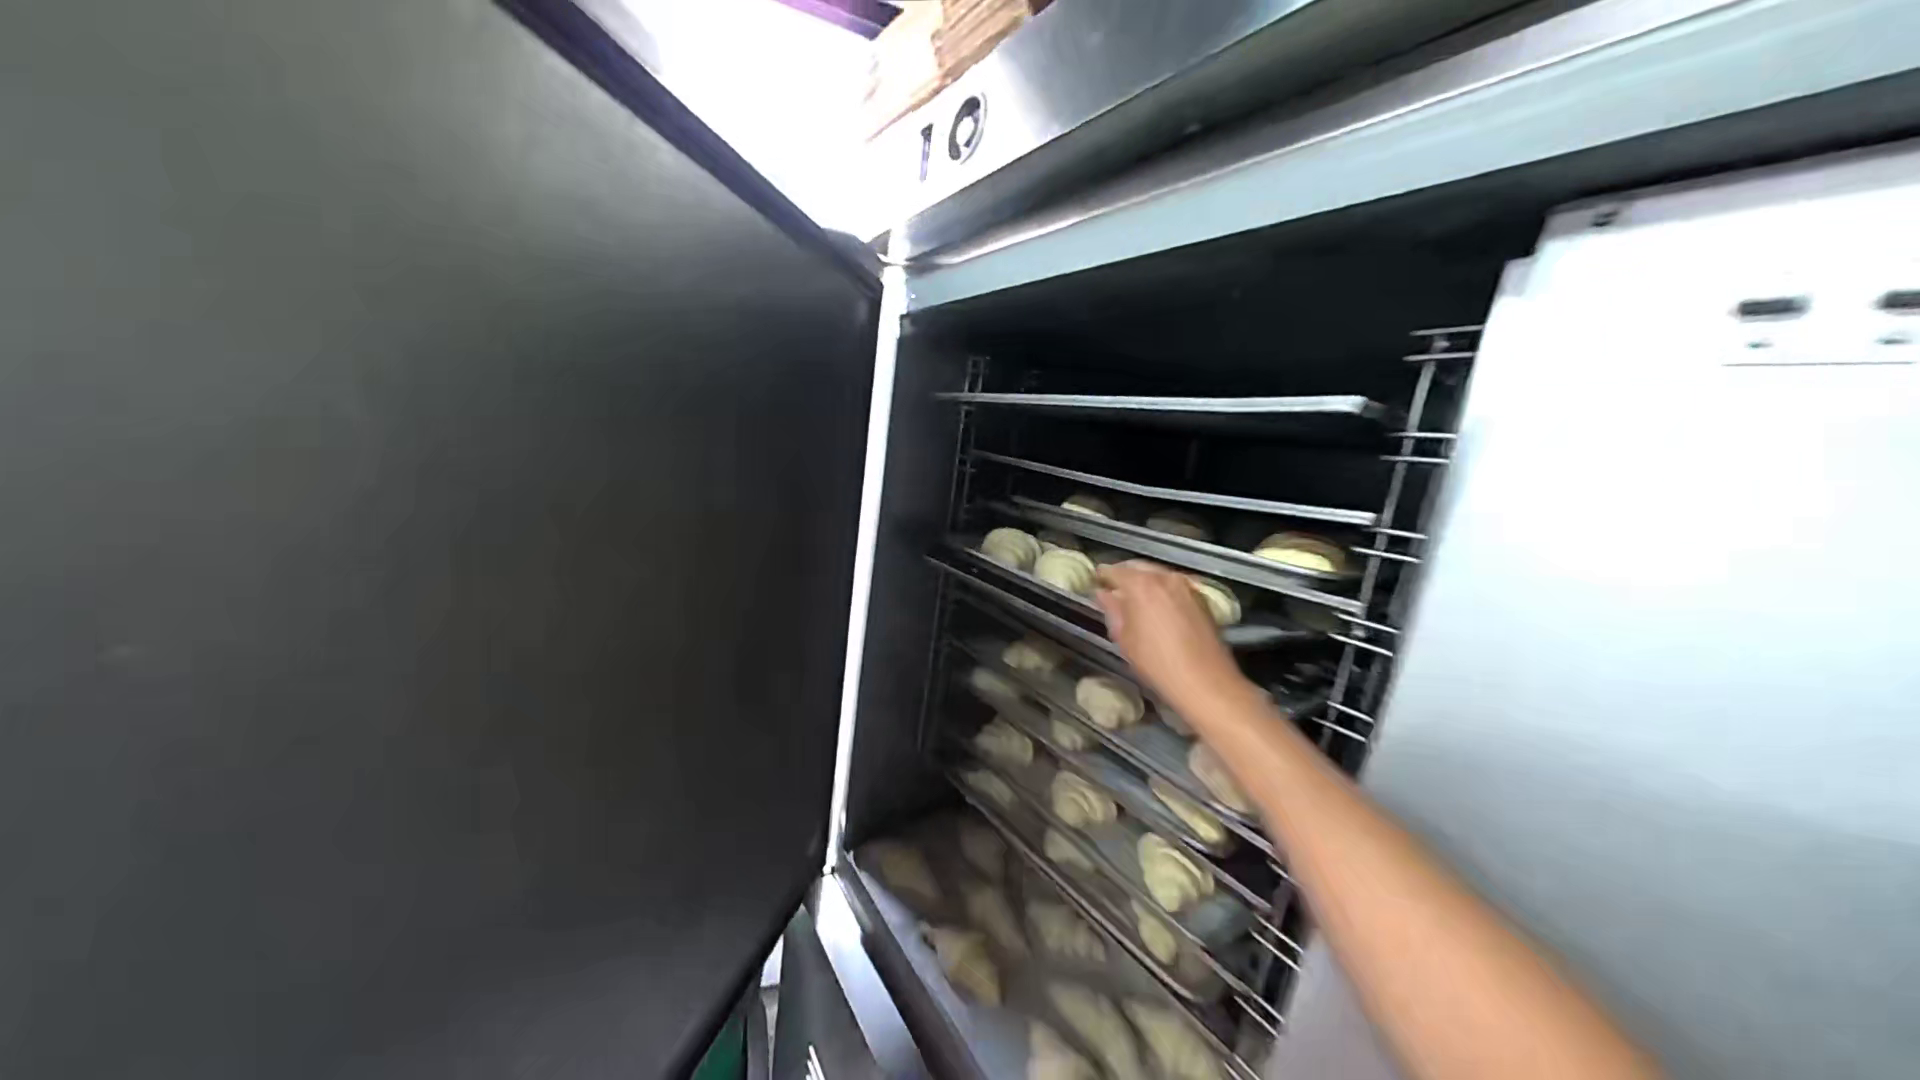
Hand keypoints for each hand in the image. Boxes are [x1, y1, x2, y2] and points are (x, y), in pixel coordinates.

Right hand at [1095, 561, 1256, 720]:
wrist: (1205, 681)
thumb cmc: (1157, 662)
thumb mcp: (1124, 638)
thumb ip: (1112, 610)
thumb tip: (1104, 594)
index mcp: (1141, 584)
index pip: (1114, 570)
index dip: (1102, 576)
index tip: (1095, 582)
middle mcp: (1165, 577)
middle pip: (1138, 567)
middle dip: (1124, 575)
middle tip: (1112, 590)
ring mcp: (1186, 586)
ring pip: (1159, 575)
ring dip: (1145, 582)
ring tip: (1134, 599)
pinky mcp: (1201, 598)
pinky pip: (1174, 586)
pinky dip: (1162, 590)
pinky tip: (1157, 608)